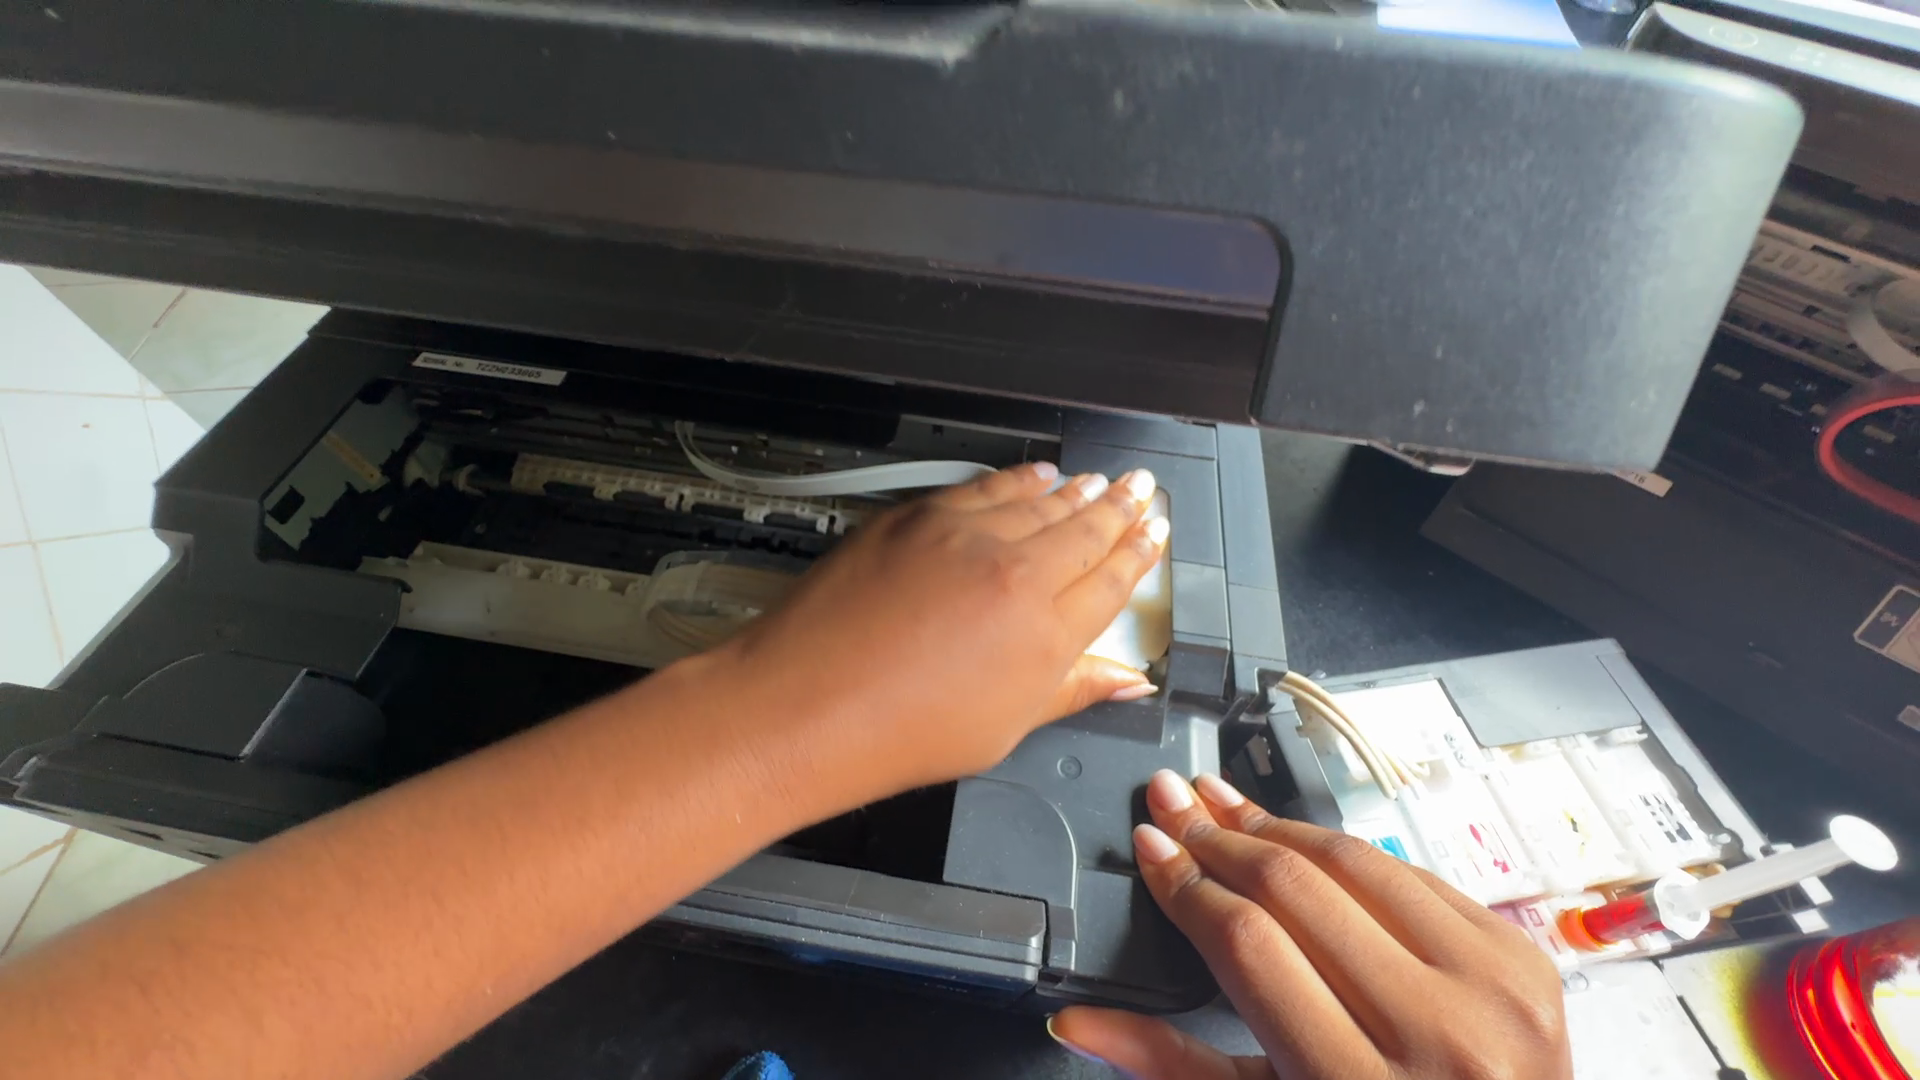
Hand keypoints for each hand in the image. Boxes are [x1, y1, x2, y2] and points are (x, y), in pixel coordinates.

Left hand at [713, 461, 1168, 796]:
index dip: (1141, 554)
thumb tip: (1123, 680)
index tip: (1155, 533)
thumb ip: (1071, 690)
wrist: (805, 703)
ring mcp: (966, 537)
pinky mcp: (920, 516)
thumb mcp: (1003, 728)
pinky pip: (985, 486)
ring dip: (1076, 489)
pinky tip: (1035, 473)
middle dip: (1122, 507)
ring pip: (1041, 500)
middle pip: (1087, 528)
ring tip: (1101, 479)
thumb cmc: (895, 730)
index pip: (1113, 581)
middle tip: (1143, 488)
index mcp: (1046, 634)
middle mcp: (1015, 574)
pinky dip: (1016, 478)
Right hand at [1050, 771, 1571, 1079]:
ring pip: (1347, 857)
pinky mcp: (1521, 954)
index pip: (1246, 942)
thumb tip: (1074, 1022)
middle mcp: (1440, 1036)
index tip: (1150, 841)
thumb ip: (1165, 1063)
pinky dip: (1338, 848)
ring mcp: (1492, 988)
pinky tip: (1296, 838)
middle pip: (1292, 886)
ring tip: (1222, 803)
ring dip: (1273, 822)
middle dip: (1216, 833)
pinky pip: (1403, 867)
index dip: (1183, 880)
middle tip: (1172, 797)